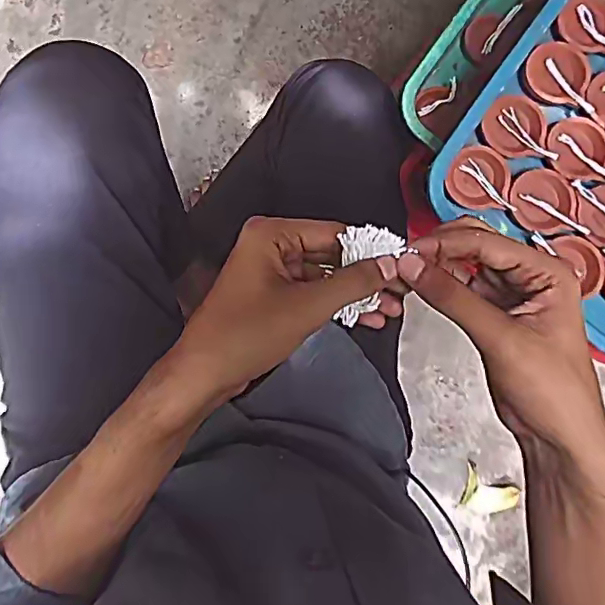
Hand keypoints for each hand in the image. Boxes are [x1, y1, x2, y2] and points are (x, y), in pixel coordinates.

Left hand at [165, 217, 400, 404]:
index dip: (370, 250)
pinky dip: (337, 303)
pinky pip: (313, 289)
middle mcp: (268, 245)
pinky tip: (365, 316)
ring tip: (388, 306)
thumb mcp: (307, 307)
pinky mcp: (273, 292)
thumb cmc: (238, 336)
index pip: (334, 232)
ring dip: (355, 292)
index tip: (398, 263)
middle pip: (331, 252)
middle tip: (397, 289)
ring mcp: (270, 269)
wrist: (206, 372)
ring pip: (325, 274)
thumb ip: (352, 283)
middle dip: (365, 275)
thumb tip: (385, 266)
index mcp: (270, 234)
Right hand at [397, 221, 604, 452]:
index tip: (414, 251)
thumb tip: (417, 266)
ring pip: (465, 262)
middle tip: (409, 257)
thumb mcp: (501, 339)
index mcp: (549, 273)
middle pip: (476, 243)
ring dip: (437, 264)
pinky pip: (461, 285)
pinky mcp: (494, 310)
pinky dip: (440, 283)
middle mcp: (532, 277)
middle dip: (440, 248)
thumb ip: (453, 298)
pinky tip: (423, 284)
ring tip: (410, 269)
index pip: (488, 242)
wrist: (559, 438)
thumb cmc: (558, 395)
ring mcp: (512, 293)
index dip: (447, 243)